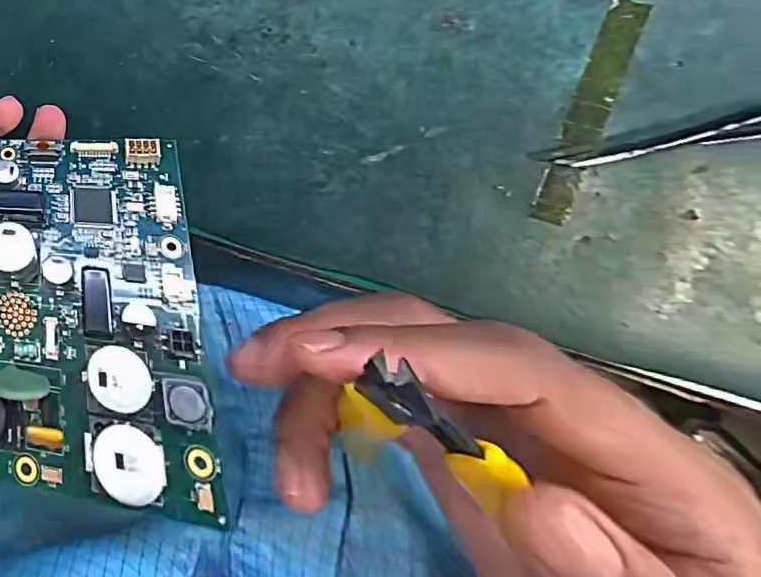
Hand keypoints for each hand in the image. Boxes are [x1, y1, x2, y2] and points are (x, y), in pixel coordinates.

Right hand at [230, 293, 760, 576]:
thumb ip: (623, 570)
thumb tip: (533, 501)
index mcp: (632, 446)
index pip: (510, 360)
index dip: (406, 348)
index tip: (315, 359)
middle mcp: (549, 406)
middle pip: (426, 332)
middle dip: (331, 338)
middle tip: (253, 366)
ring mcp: (498, 414)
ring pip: (383, 354)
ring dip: (313, 388)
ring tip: (286, 465)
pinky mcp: (458, 433)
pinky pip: (377, 395)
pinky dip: (325, 412)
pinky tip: (305, 454)